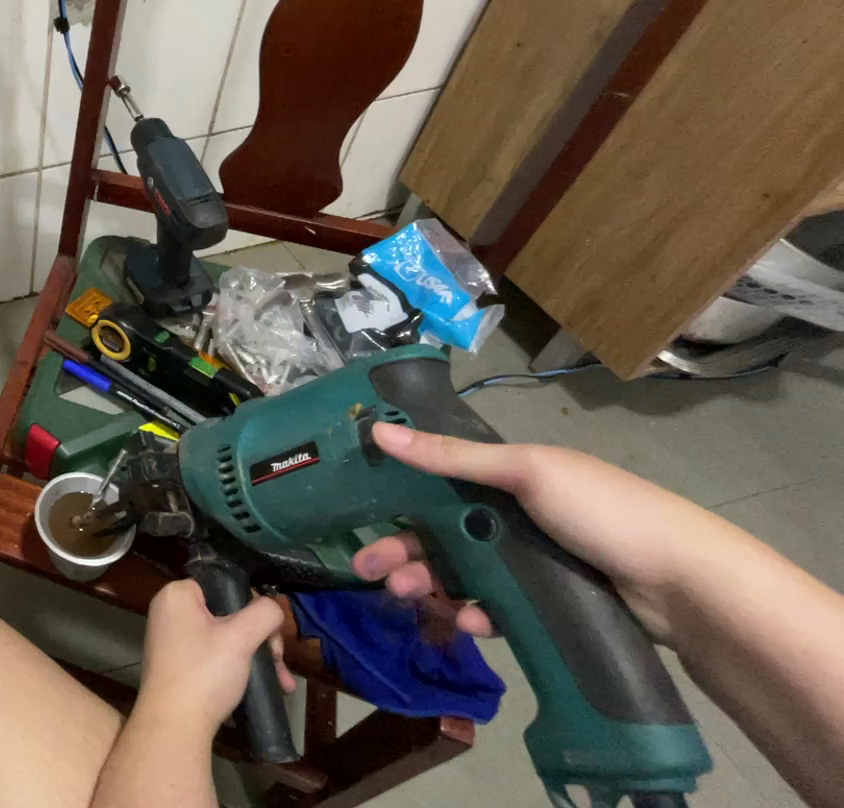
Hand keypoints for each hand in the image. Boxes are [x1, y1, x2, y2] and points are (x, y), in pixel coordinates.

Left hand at [139, 578, 285, 726]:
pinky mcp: (176, 662)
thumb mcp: (240, 638)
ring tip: (281, 683)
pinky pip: (212, 655)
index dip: (251, 606)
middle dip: (260, 640)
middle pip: (227, 614)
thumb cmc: (205, 672)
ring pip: (224, 638)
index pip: (222, 585)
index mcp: (177, 594)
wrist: (175, 723)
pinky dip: (236, 668)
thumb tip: (272, 606)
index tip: (270, 634)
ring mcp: (171, 638)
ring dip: (255, 658)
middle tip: (279, 662)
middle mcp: (169, 611)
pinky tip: (261, 689)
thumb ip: (263, 614)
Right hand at [352, 422, 708, 641]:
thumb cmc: (605, 512)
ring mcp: (525, 559)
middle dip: (399, 548)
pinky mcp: (541, 600)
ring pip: (456, 569)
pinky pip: (491, 604)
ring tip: (404, 594)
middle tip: (367, 567)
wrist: (691, 589)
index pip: (433, 478)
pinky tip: (466, 618)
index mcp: (505, 474)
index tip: (356, 505)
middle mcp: (508, 513)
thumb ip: (450, 457)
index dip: (392, 491)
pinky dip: (472, 611)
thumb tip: (377, 429)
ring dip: (424, 581)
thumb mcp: (526, 472)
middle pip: (435, 530)